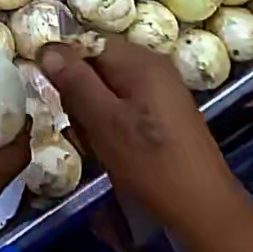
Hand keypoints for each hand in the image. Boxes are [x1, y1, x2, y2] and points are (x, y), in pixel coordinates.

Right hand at [39, 38, 244, 242]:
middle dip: (79, 91)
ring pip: (108, 85)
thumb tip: (47, 49)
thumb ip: (75, 81)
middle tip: (80, 126)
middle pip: (97, 63)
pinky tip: (111, 146)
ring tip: (95, 141)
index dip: (65, 64)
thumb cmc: (151, 163)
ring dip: (93, 109)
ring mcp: (161, 87)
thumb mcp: (104, 121)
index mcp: (139, 60)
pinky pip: (124, 101)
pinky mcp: (164, 110)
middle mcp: (152, 64)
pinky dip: (111, 119)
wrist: (205, 208)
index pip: (86, 42)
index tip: (54, 94)